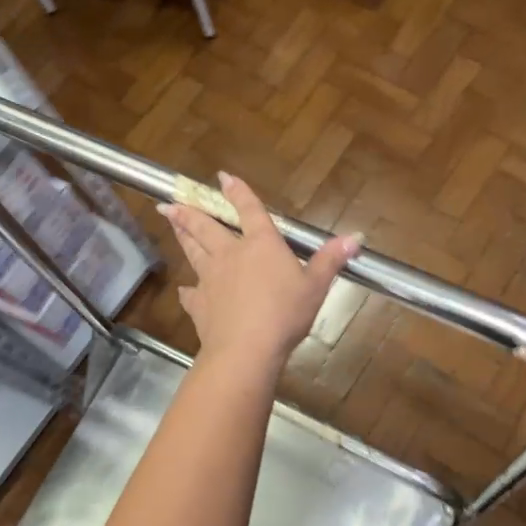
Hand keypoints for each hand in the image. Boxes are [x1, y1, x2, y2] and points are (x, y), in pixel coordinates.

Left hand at [158, 173, 361, 371]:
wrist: (246, 349)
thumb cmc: (285, 313)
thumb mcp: (316, 286)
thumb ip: (331, 260)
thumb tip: (356, 237)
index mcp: (261, 244)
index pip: (249, 210)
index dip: (237, 192)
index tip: (223, 177)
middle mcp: (231, 254)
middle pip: (206, 227)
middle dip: (189, 212)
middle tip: (169, 201)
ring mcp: (210, 279)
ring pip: (193, 251)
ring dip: (181, 235)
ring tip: (170, 221)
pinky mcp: (199, 305)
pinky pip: (190, 293)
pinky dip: (187, 290)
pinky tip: (184, 289)